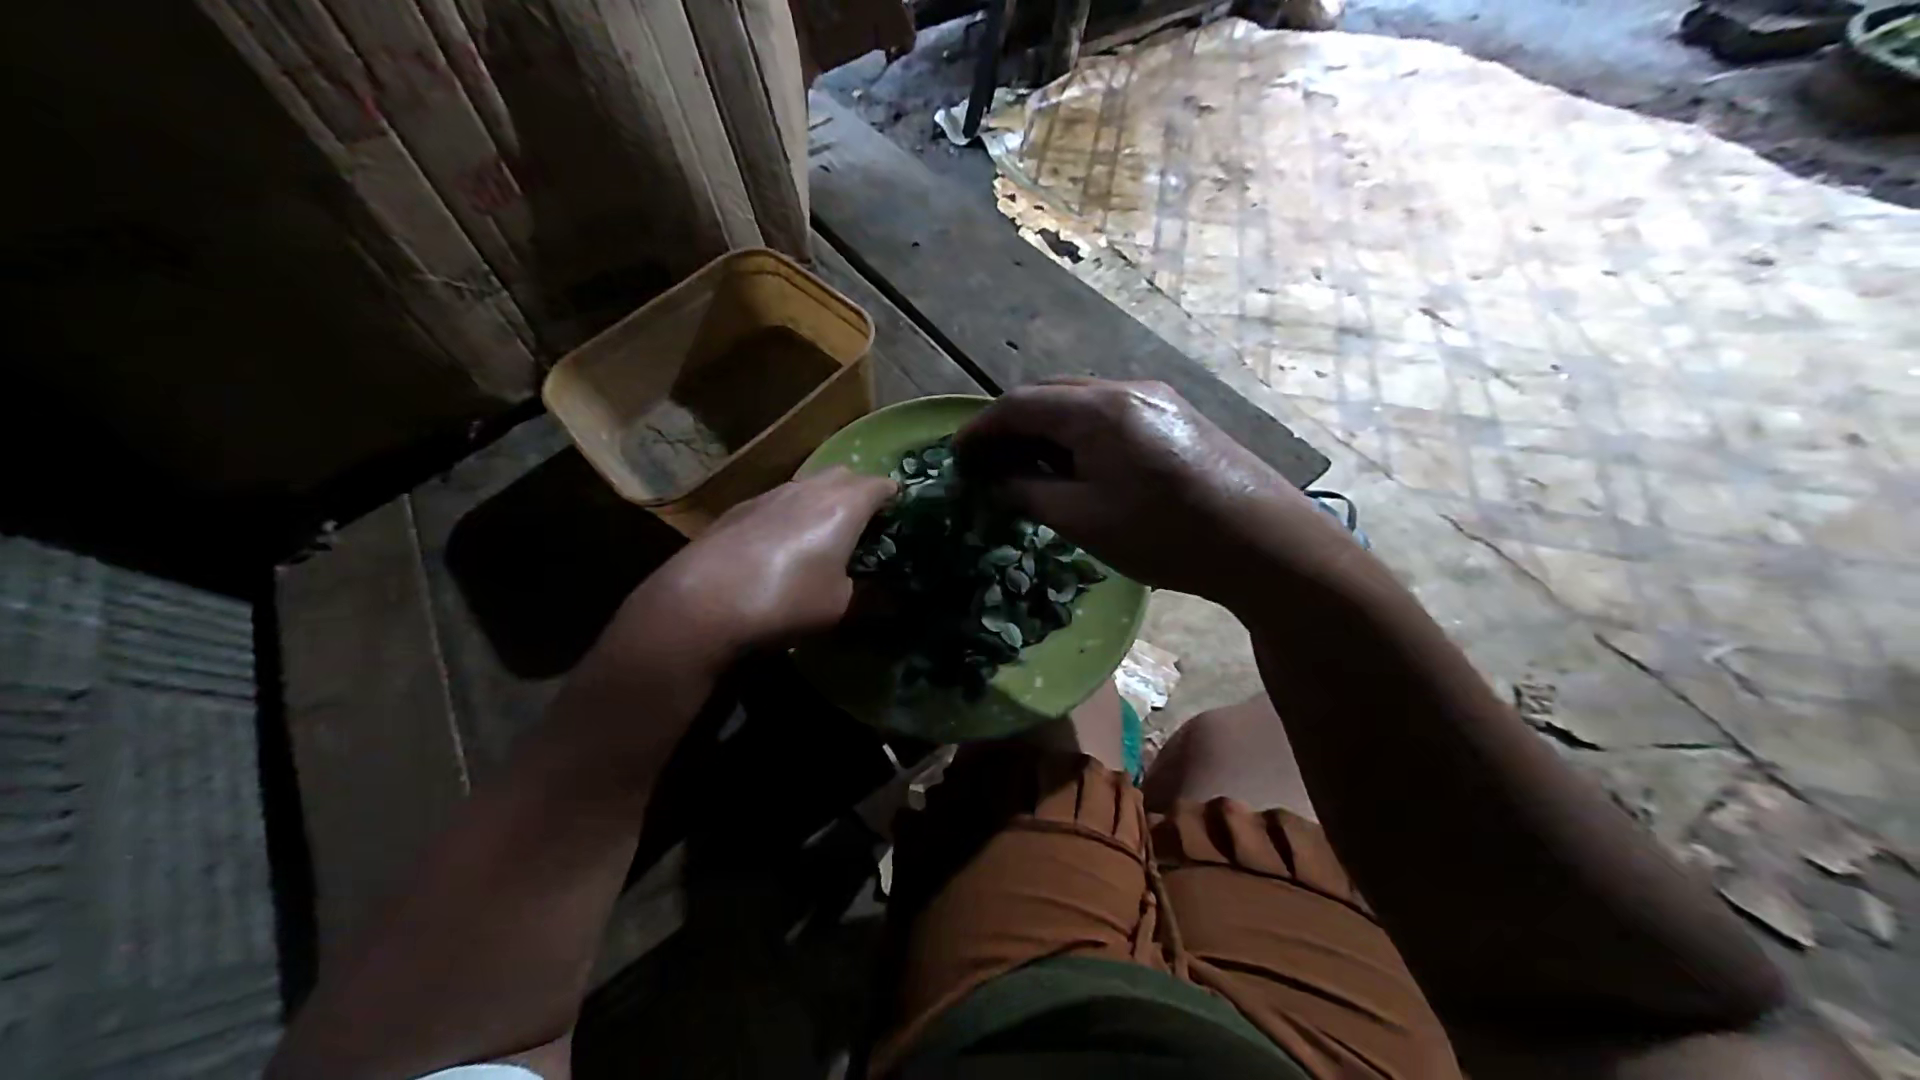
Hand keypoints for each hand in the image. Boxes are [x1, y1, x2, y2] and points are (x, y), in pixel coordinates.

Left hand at [622, 466, 897, 657]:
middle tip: (866, 528)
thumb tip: (896, 601)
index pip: (882, 485)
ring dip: (824, 501)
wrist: (700, 603)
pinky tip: (780, 546)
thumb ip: (873, 599)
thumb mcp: (840, 608)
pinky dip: (792, 513)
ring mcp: (771, 493)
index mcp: (844, 505)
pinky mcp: (740, 508)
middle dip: (861, 493)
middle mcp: (810, 488)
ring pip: (809, 484)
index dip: (896, 499)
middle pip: (846, 475)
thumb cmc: (785, 601)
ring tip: (824, 537)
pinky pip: (780, 500)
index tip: (901, 520)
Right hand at [955, 379, 1340, 596]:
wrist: (1265, 543)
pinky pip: (1109, 413)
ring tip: (1028, 469)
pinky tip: (1077, 466)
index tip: (957, 457)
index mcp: (1096, 409)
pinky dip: (1078, 433)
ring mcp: (1155, 397)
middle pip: (1048, 394)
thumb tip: (995, 482)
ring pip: (1079, 401)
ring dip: (1045, 429)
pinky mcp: (1176, 415)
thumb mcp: (1083, 520)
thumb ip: (1028, 493)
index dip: (980, 430)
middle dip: (1011, 426)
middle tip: (989, 465)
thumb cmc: (1166, 535)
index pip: (1018, 404)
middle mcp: (1124, 388)